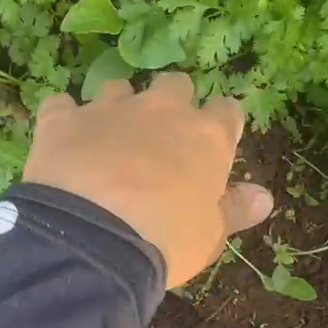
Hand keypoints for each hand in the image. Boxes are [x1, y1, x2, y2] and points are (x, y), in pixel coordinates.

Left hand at [23, 73, 273, 287]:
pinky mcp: (62, 119)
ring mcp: (108, 109)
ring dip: (118, 109)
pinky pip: (63, 105)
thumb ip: (235, 210)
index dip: (221, 128)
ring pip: (119, 88)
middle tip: (162, 143)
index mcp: (206, 137)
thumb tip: (265, 197)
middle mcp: (160, 110)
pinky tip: (64, 146)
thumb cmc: (166, 241)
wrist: (93, 240)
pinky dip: (65, 121)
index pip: (227, 113)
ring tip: (109, 145)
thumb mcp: (210, 236)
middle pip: (175, 85)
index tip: (214, 149)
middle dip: (172, 106)